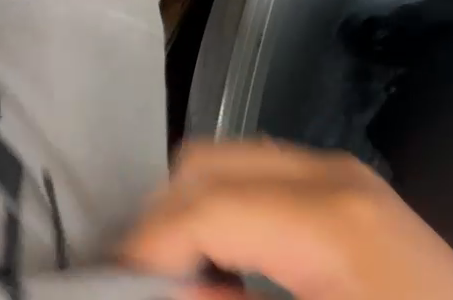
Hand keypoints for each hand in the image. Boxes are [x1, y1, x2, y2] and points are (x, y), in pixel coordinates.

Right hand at [119, 141, 452, 299]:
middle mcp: (331, 176)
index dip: (140, 255)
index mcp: (326, 219)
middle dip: (159, 229)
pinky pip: (263, 181)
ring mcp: (345, 177)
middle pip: (208, 165)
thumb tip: (163, 288)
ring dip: (190, 220)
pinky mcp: (350, 193)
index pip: (201, 205)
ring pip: (232, 165)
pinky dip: (226, 216)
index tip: (102, 293)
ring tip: (181, 289)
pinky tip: (228, 277)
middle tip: (142, 293)